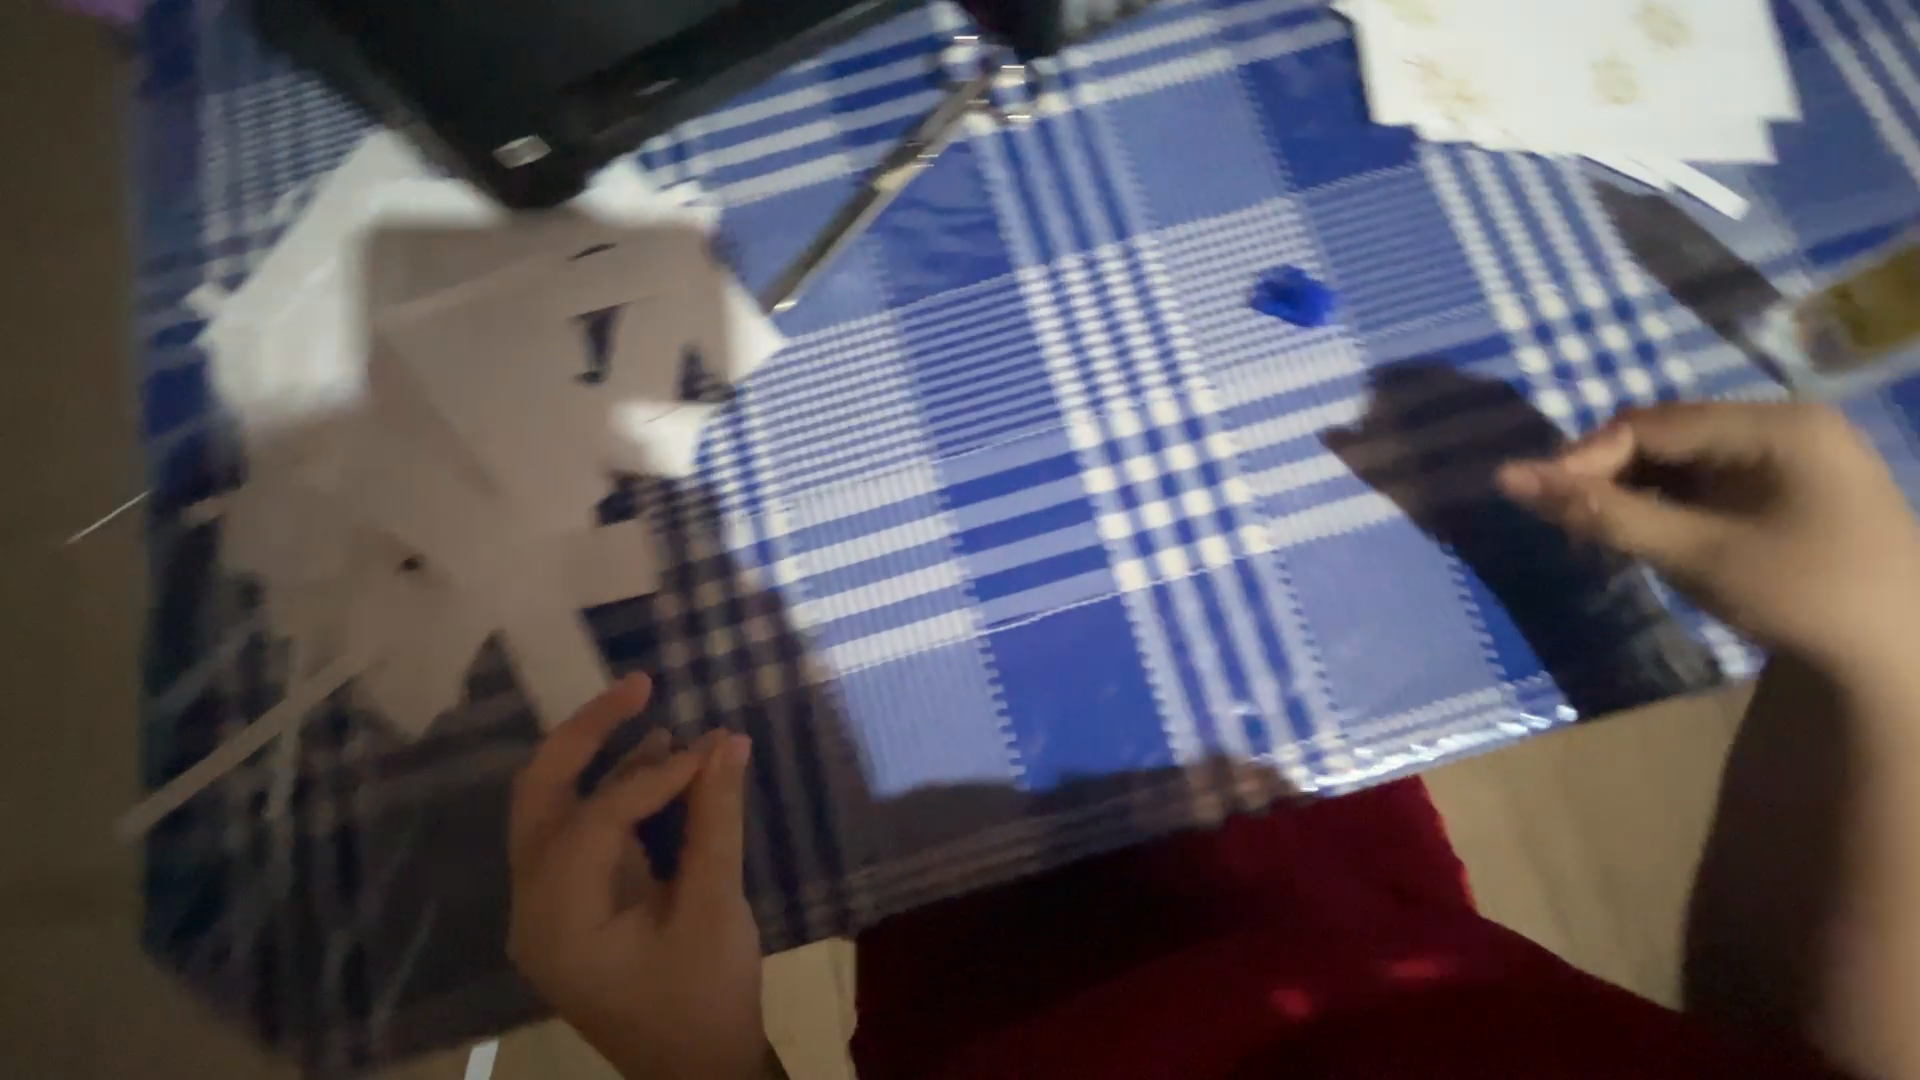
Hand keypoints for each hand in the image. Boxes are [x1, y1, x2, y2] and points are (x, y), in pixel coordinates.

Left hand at [507, 675, 766, 1079]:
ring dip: (602, 756)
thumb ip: (716, 818)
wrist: (697, 1070)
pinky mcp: (580, 900)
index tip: (713, 748)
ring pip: (556, 805)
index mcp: (556, 920)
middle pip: (540, 793)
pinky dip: (620, 789)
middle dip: (587, 733)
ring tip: (657, 715)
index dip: (655, 775)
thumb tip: (729, 739)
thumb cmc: (704, 996)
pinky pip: (587, 826)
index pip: (594, 819)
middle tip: (639, 685)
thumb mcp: (716, 906)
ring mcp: (552, 903)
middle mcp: (535, 905)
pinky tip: (662, 762)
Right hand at [1496, 402, 1919, 673]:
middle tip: (1567, 522)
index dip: (1583, 459)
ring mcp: (1778, 456)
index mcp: (1776, 427)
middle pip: (1655, 435)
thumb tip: (1504, 476)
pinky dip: (1650, 502)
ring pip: (1666, 458)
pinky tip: (1634, 532)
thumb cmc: (1802, 596)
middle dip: (1602, 475)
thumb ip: (1599, 512)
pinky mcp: (1770, 486)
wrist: (1899, 659)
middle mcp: (1778, 427)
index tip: (1539, 502)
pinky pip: (1689, 479)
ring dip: (1621, 490)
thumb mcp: (1692, 552)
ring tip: (1594, 532)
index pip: (1647, 425)